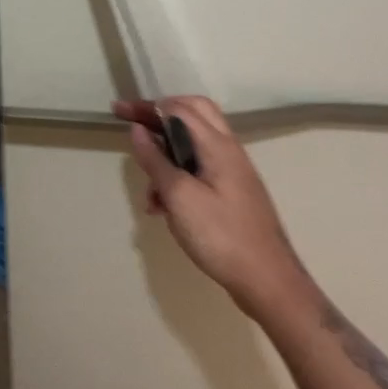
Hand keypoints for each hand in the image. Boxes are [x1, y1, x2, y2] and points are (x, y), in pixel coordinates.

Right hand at [113, 96, 314, 315]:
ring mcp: (234, 172)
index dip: (147, 106)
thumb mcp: (179, 197)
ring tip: (149, 192)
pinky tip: (164, 208)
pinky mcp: (233, 192)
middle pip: (194, 114)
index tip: (118, 112)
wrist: (268, 282)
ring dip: (167, 155)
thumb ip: (156, 160)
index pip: (179, 109)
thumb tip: (138, 130)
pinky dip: (178, 176)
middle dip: (161, 117)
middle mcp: (229, 151)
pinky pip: (200, 169)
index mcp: (218, 146)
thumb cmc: (221, 236)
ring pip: (195, 144)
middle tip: (136, 129)